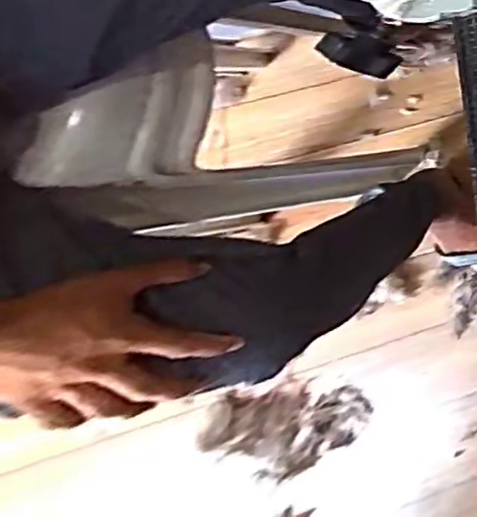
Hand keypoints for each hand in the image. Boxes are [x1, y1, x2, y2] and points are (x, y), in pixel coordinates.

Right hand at [0, 261, 242, 427]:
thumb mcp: (116, 279)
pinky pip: (60, 420)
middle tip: (197, 387)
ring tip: (149, 404)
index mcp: (125, 338)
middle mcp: (100, 368)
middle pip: (147, 388)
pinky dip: (80, 420)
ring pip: (107, 409)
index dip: (212, 346)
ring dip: (132, 408)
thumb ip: (163, 271)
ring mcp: (65, 388)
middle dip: (177, 389)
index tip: (235, 346)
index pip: (180, 345)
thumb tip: (204, 266)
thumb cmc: (52, 305)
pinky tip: (90, 415)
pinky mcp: (32, 401)